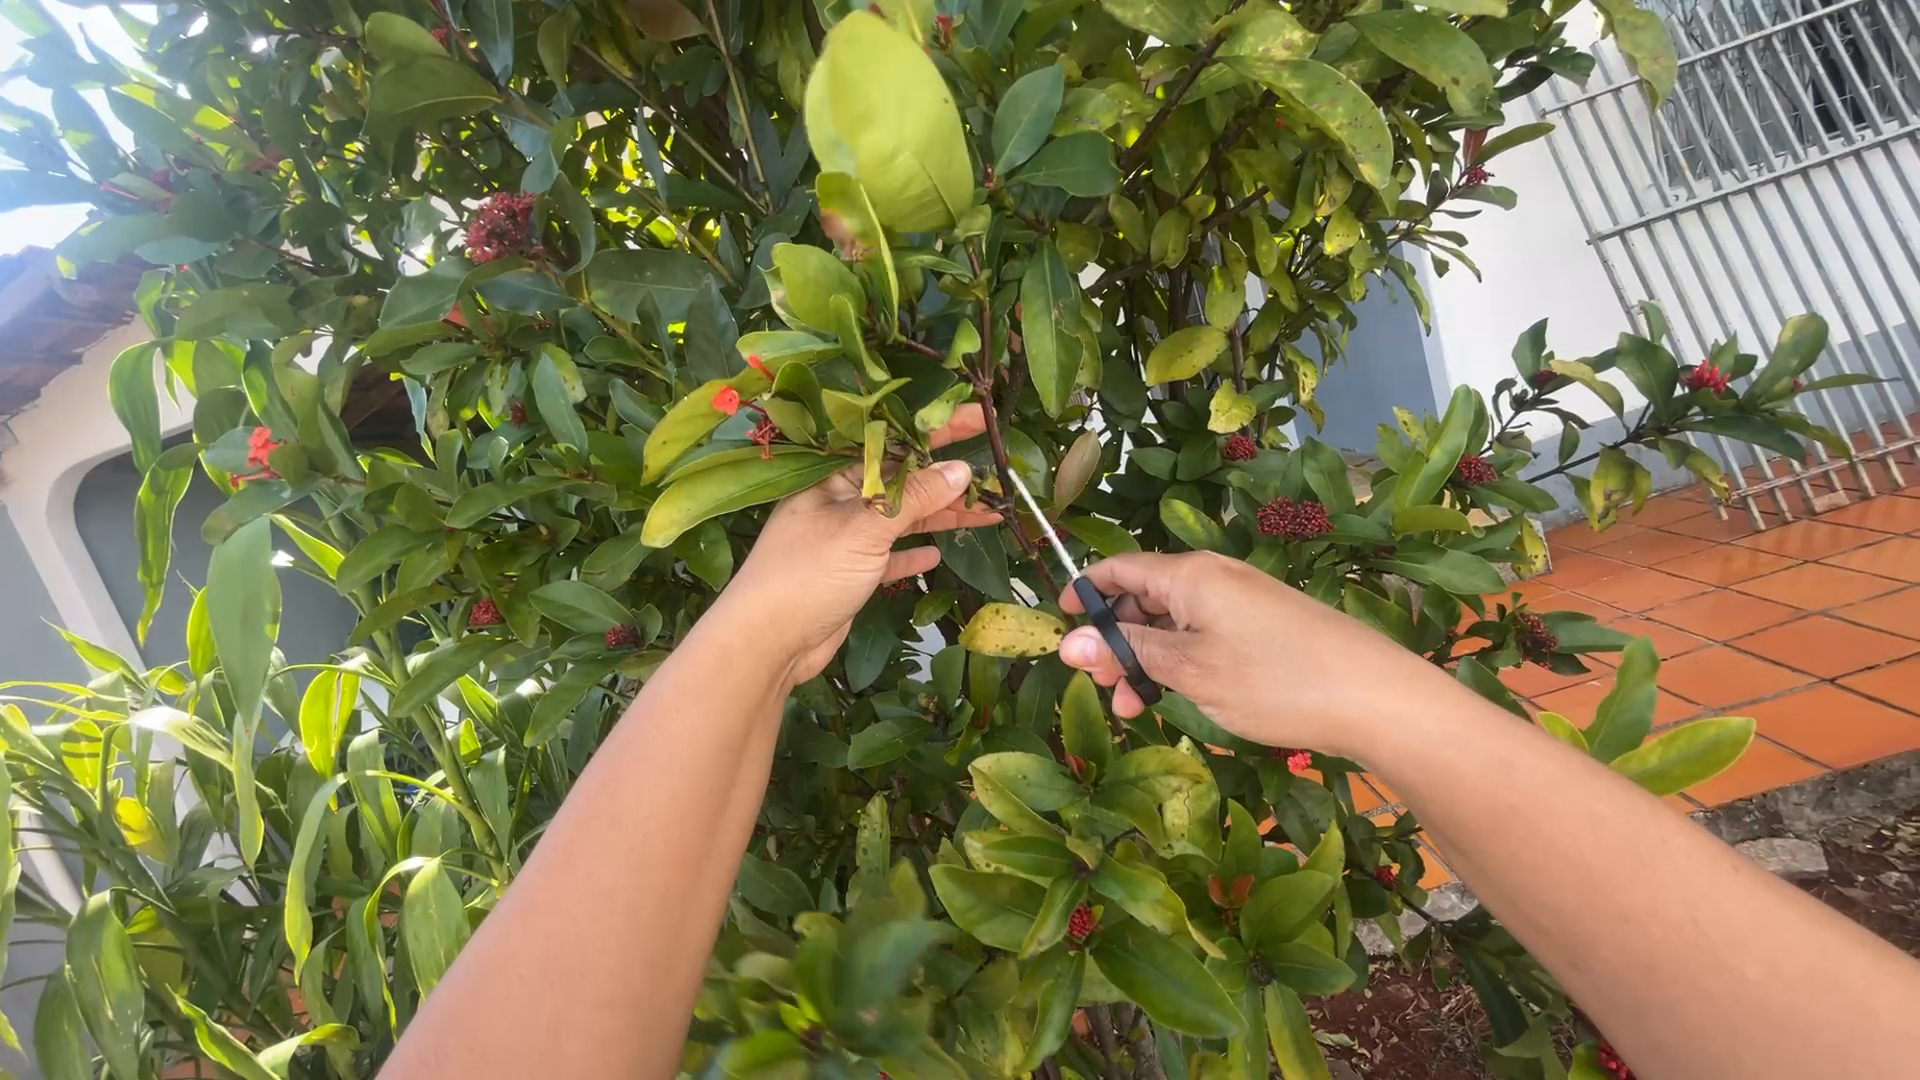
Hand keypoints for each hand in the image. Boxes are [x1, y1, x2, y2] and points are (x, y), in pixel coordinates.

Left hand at [718, 405, 999, 685]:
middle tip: (996, 472)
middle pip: (903, 482)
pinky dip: (912, 555)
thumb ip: (914, 499)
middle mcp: (840, 502)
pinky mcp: (851, 575)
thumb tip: (961, 470)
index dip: (937, 428)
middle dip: (947, 478)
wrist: (767, 643)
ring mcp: (845, 539)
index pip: (894, 442)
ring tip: (988, 514)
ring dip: (941, 518)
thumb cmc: (808, 574)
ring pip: (902, 520)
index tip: (980, 419)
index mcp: (835, 477)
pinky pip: (890, 557)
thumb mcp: (864, 529)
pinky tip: (935, 556)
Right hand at [1056, 552, 1466, 757]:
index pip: (1120, 569)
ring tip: (1133, 706)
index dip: (1085, 592)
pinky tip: (1175, 698)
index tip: (1061, 622)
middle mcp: (1212, 579)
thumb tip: (1068, 642)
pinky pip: (1203, 637)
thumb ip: (1128, 652)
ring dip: (1145, 660)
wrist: (1378, 698)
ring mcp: (1240, 603)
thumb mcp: (1189, 669)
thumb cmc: (1273, 678)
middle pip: (1144, 599)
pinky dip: (1180, 663)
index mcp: (1189, 575)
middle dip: (1115, 640)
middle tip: (1102, 686)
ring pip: (1173, 624)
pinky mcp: (1261, 628)